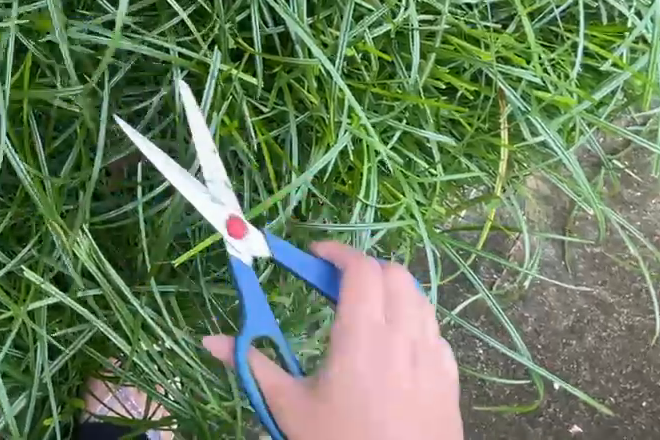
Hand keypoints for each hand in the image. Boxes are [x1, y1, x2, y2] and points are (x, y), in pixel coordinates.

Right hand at [203, 242, 461, 439]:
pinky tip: (392, 343)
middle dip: (363, 266)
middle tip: (333, 280)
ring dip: (390, 289)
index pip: (361, 270)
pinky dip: (413, 320)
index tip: (312, 254)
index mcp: (362, 338)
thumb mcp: (290, 408)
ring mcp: (433, 363)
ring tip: (361, 307)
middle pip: (395, 274)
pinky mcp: (450, 385)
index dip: (337, 252)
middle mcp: (404, 341)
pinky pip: (435, 333)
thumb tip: (209, 340)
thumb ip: (251, 364)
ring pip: (420, 299)